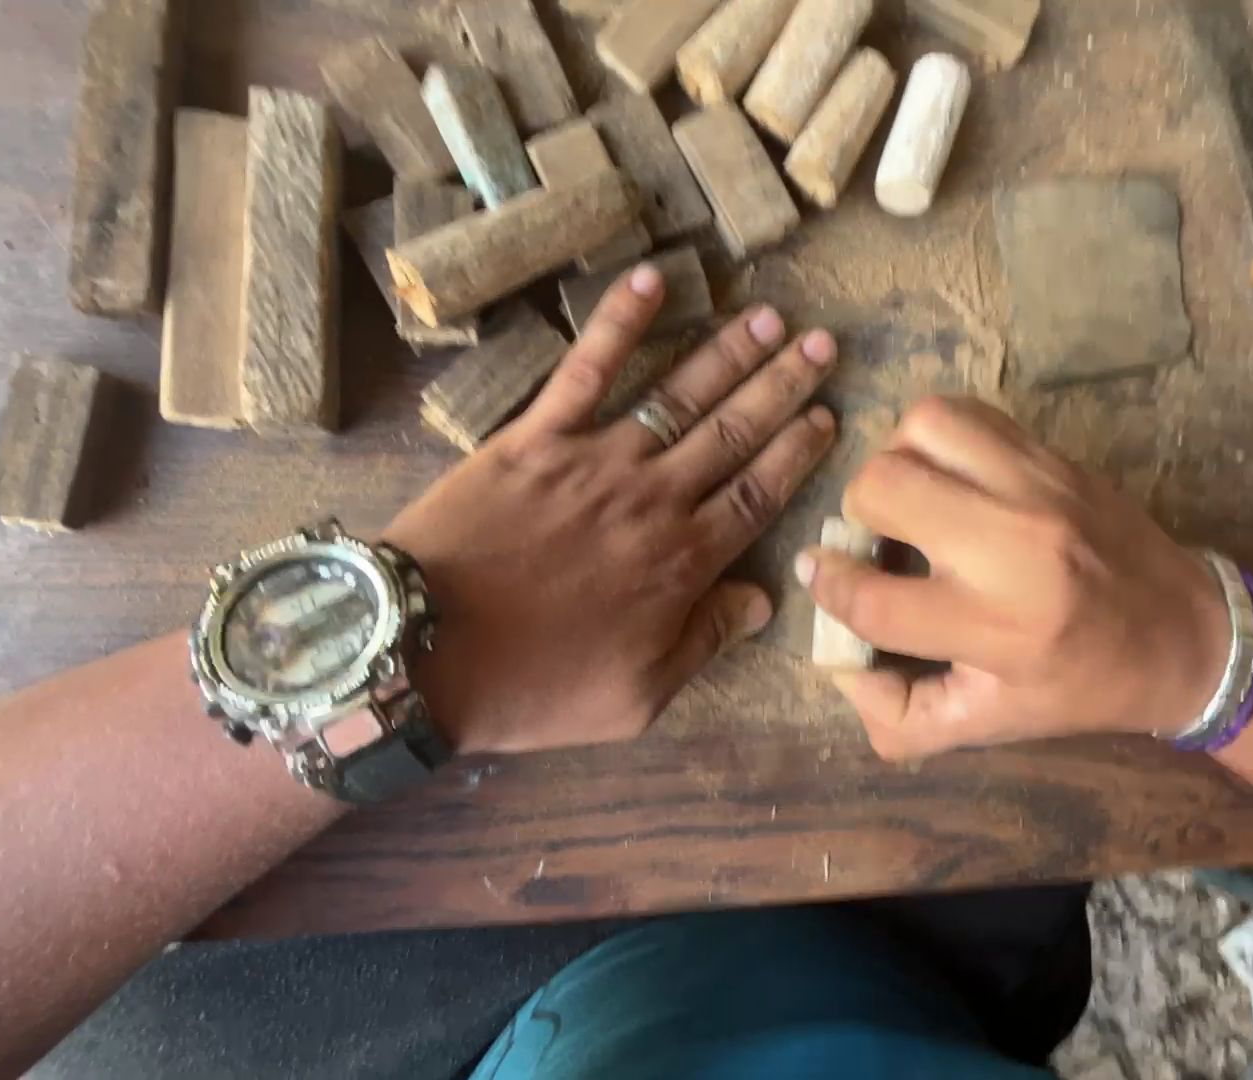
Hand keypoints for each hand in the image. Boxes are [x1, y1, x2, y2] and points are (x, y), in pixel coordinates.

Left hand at [386, 264, 838, 754]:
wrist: (425, 654)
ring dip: (728, 352)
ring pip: (679, 395)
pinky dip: (620, 322)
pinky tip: (650, 279)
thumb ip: (706, 640)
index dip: (797, 452)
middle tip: (821, 344)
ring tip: (768, 316)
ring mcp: (596, 460)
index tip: (826, 415)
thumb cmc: (536, 684)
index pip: (759, 495)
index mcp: (682, 562)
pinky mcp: (537, 437)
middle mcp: (653, 498)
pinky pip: (586, 369)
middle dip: (783, 386)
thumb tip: (764, 600)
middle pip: (733, 432)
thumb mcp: (638, 695)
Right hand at [799, 397, 1230, 759]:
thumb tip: (839, 663)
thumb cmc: (1078, 686)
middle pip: (884, 488)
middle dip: (858, 514)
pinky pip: (964, 413)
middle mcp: (1015, 548)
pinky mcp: (1054, 457)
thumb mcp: (987, 727)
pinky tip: (946, 473)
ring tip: (912, 498)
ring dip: (895, 461)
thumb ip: (898, 715)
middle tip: (878, 539)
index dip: (828, 586)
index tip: (818, 573)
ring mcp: (1038, 488)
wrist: (1190, 635)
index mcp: (997, 629)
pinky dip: (934, 436)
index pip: (874, 599)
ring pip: (920, 430)